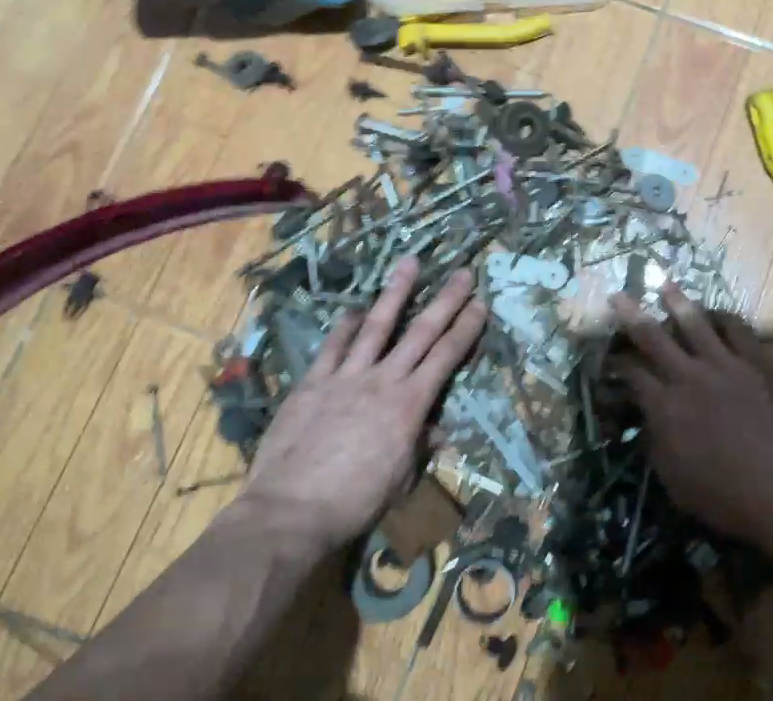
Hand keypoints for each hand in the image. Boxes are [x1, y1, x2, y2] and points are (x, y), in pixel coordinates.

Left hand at [235, 258, 485, 546]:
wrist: (291, 509)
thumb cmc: (355, 502)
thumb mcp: (400, 478)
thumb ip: (418, 447)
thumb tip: (438, 431)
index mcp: (410, 405)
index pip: (446, 357)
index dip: (466, 328)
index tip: (481, 304)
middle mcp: (383, 380)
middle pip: (421, 332)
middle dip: (446, 300)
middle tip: (464, 273)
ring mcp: (345, 377)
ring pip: (377, 325)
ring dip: (396, 293)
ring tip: (410, 263)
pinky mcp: (312, 383)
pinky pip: (333, 347)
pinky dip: (345, 327)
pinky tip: (354, 311)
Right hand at [611, 286, 772, 542]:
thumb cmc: (728, 499)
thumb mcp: (676, 483)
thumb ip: (658, 445)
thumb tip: (650, 421)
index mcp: (665, 407)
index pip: (632, 374)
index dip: (617, 365)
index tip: (611, 361)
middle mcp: (691, 376)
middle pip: (654, 336)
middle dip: (632, 315)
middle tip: (619, 296)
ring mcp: (728, 364)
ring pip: (696, 322)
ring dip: (678, 303)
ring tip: (667, 286)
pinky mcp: (760, 363)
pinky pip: (739, 330)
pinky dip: (724, 318)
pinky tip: (719, 315)